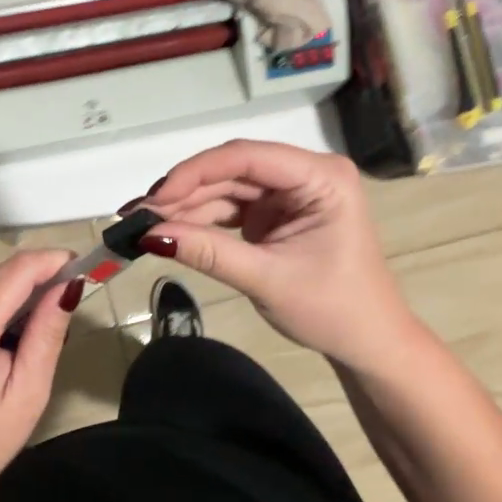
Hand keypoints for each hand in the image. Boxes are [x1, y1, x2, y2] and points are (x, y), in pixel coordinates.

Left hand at [0, 250, 83, 501]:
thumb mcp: (28, 392)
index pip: (15, 271)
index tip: (86, 268)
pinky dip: (4, 304)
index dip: (52, 260)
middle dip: (41, 276)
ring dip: (23, 291)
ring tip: (49, 327)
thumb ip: (46, 333)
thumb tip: (69, 286)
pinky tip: (20, 334)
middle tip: (74, 302)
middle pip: (1, 273)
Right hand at [133, 139, 410, 365]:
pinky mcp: (273, 213)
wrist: (367, 344)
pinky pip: (228, 208)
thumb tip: (150, 236)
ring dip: (184, 207)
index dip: (196, 172)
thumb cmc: (333, 310)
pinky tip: (165, 230)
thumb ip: (210, 252)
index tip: (154, 200)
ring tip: (138, 225)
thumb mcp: (268, 280)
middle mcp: (304, 174)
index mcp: (321, 176)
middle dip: (183, 192)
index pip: (248, 158)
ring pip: (224, 189)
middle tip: (134, 215)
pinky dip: (198, 221)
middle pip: (231, 171)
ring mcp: (287, 193)